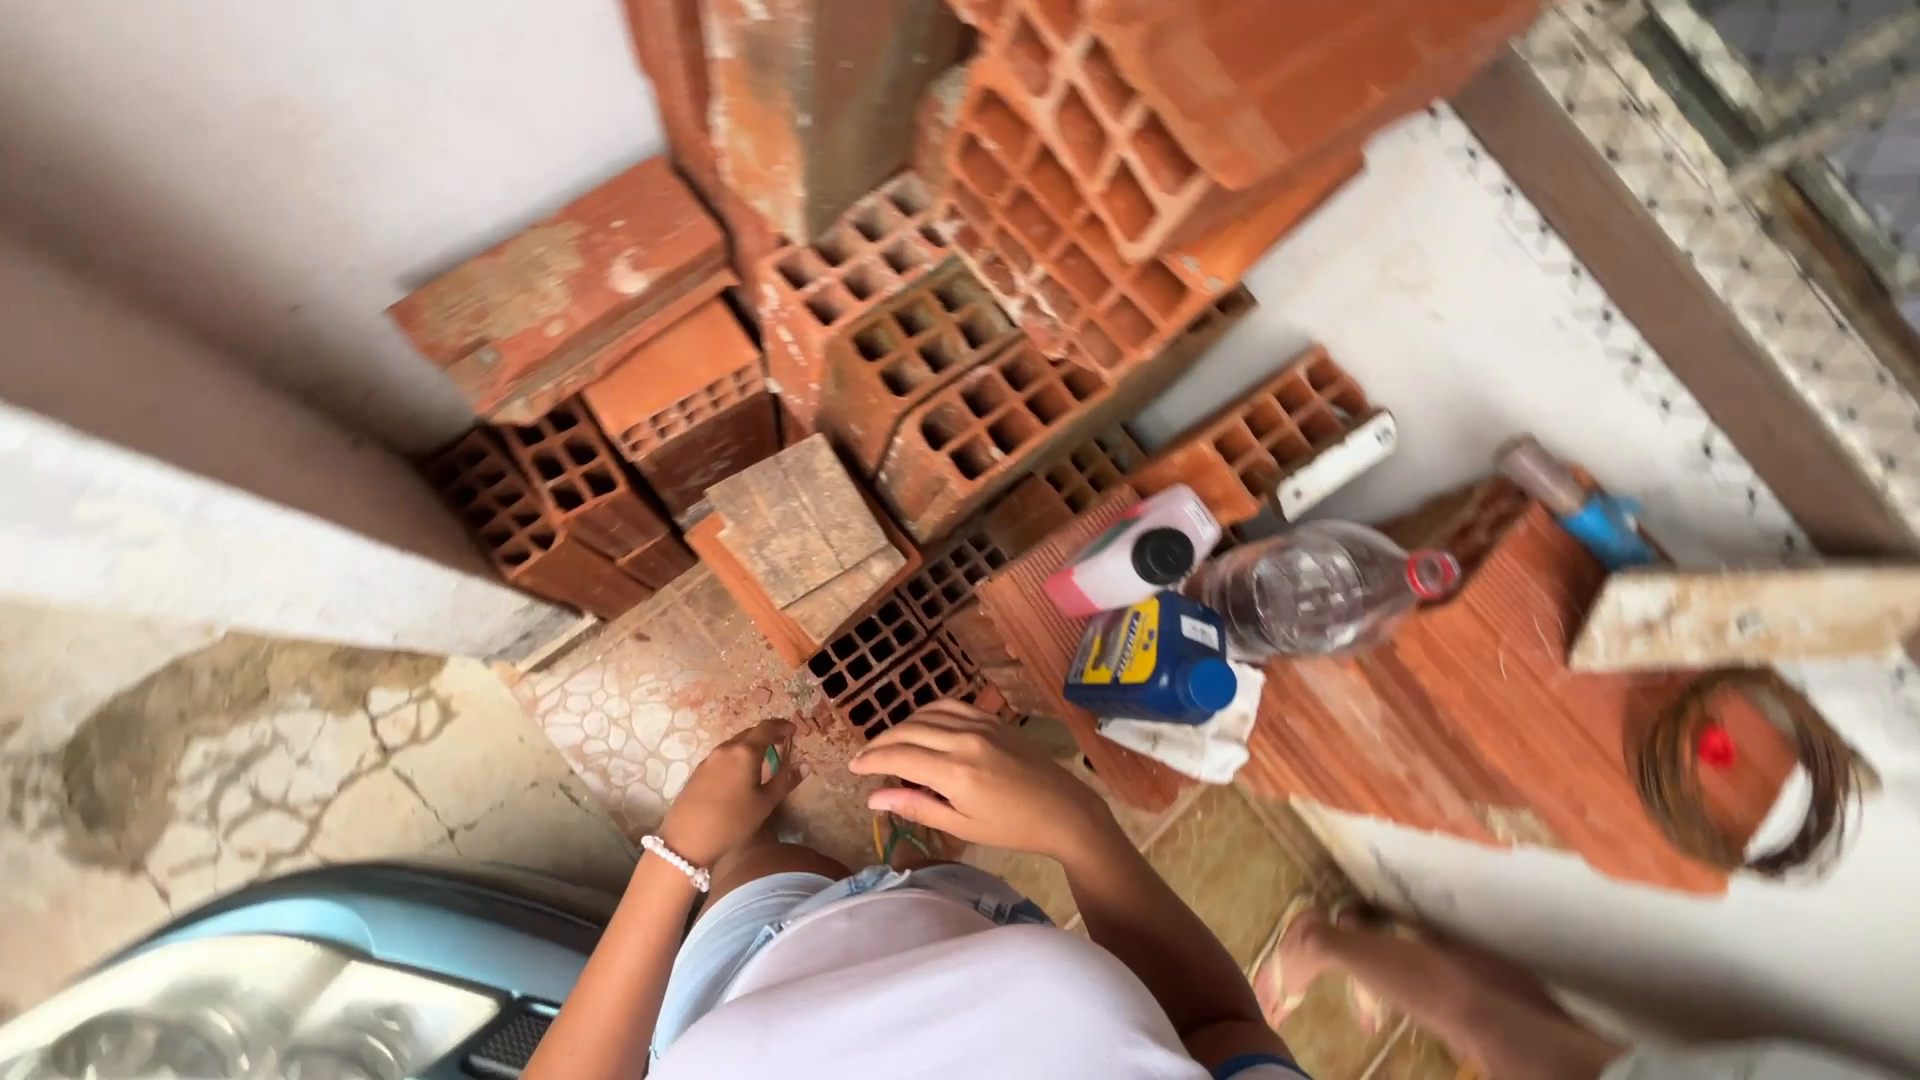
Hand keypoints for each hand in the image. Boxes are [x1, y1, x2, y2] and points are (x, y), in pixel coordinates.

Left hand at [658, 718, 804, 867]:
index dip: (782, 726)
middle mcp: (725, 749)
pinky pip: (723, 756)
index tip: (794, 730)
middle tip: (782, 744)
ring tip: (763, 760)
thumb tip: (805, 765)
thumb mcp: (764, 803)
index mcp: (745, 752)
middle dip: (767, 735)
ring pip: (735, 744)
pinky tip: (740, 775)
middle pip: (750, 733)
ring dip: (751, 746)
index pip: (767, 728)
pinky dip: (737, 757)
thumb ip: (785, 781)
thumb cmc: (731, 821)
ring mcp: (709, 760)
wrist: (685, 841)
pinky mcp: (698, 772)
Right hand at [847, 700, 1118, 862]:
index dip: (871, 760)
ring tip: (888, 744)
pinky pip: (950, 706)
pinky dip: (927, 713)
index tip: (853, 768)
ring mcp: (980, 724)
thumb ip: (917, 806)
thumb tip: (874, 797)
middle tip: (864, 758)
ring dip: (901, 726)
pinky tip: (919, 724)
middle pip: (907, 731)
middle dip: (879, 743)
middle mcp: (964, 740)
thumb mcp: (962, 826)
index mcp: (955, 772)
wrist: (1064, 810)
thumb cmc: (1013, 829)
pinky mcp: (992, 719)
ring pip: (926, 714)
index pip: (899, 757)